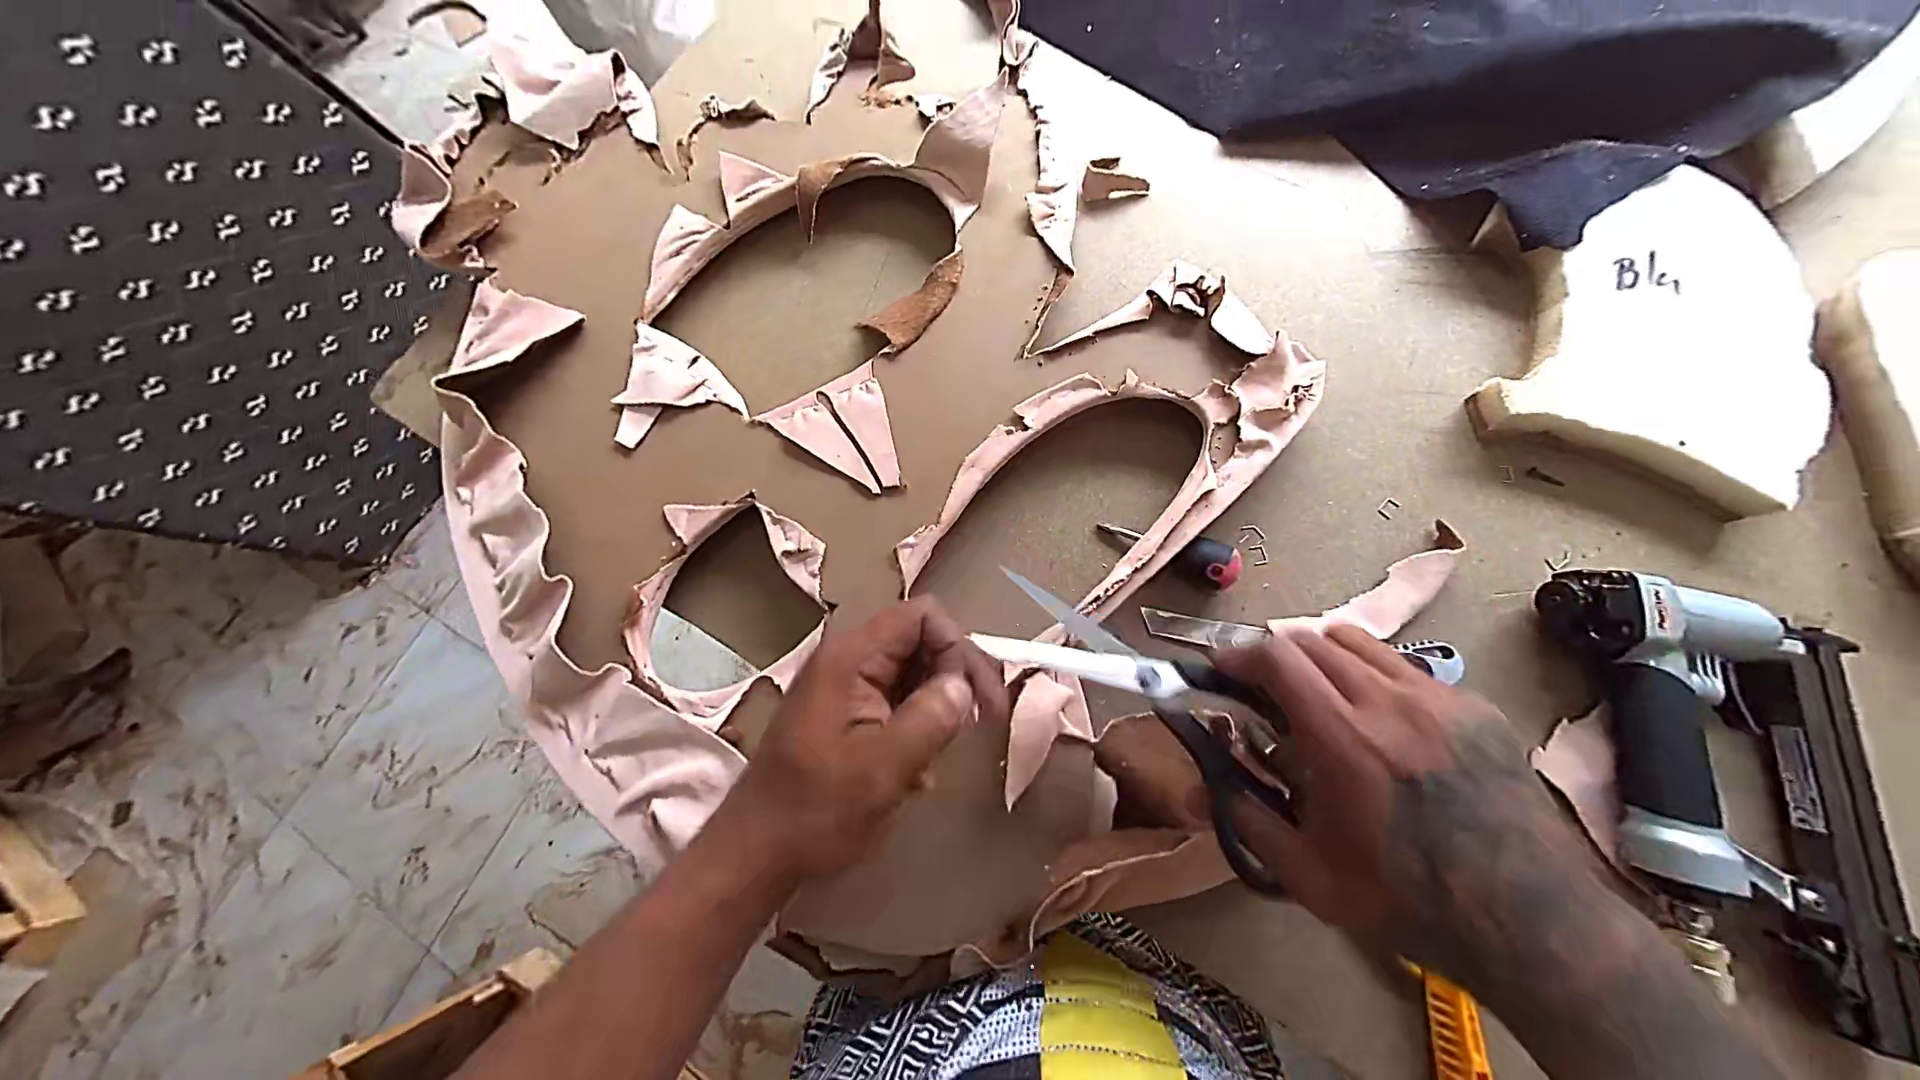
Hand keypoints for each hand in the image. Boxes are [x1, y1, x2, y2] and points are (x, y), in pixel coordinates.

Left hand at [706, 597, 1009, 891]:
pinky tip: (922, 764)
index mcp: (852, 657)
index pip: (924, 616)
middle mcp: (850, 658)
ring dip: (942, 704)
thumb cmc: (815, 811)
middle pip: (924, 638)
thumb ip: (930, 719)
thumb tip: (965, 685)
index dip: (958, 648)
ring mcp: (849, 683)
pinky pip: (901, 697)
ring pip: (917, 669)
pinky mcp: (850, 710)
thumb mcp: (882, 769)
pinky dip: (922, 722)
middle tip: (983, 722)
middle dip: (958, 676)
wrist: (758, 851)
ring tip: (947, 750)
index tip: (976, 700)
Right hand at [1213, 624, 1619, 986]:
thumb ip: (1247, 822)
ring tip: (1318, 694)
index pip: (1277, 657)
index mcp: (1342, 737)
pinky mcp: (1475, 709)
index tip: (1222, 668)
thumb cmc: (1408, 899)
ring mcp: (1438, 700)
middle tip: (1264, 688)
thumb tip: (1199, 790)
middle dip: (1275, 655)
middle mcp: (1389, 702)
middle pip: (1312, 639)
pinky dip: (1373, 677)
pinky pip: (1406, 669)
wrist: (1531, 921)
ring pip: (1359, 643)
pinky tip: (1380, 722)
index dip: (1239, 654)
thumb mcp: (1309, 873)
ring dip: (1322, 657)